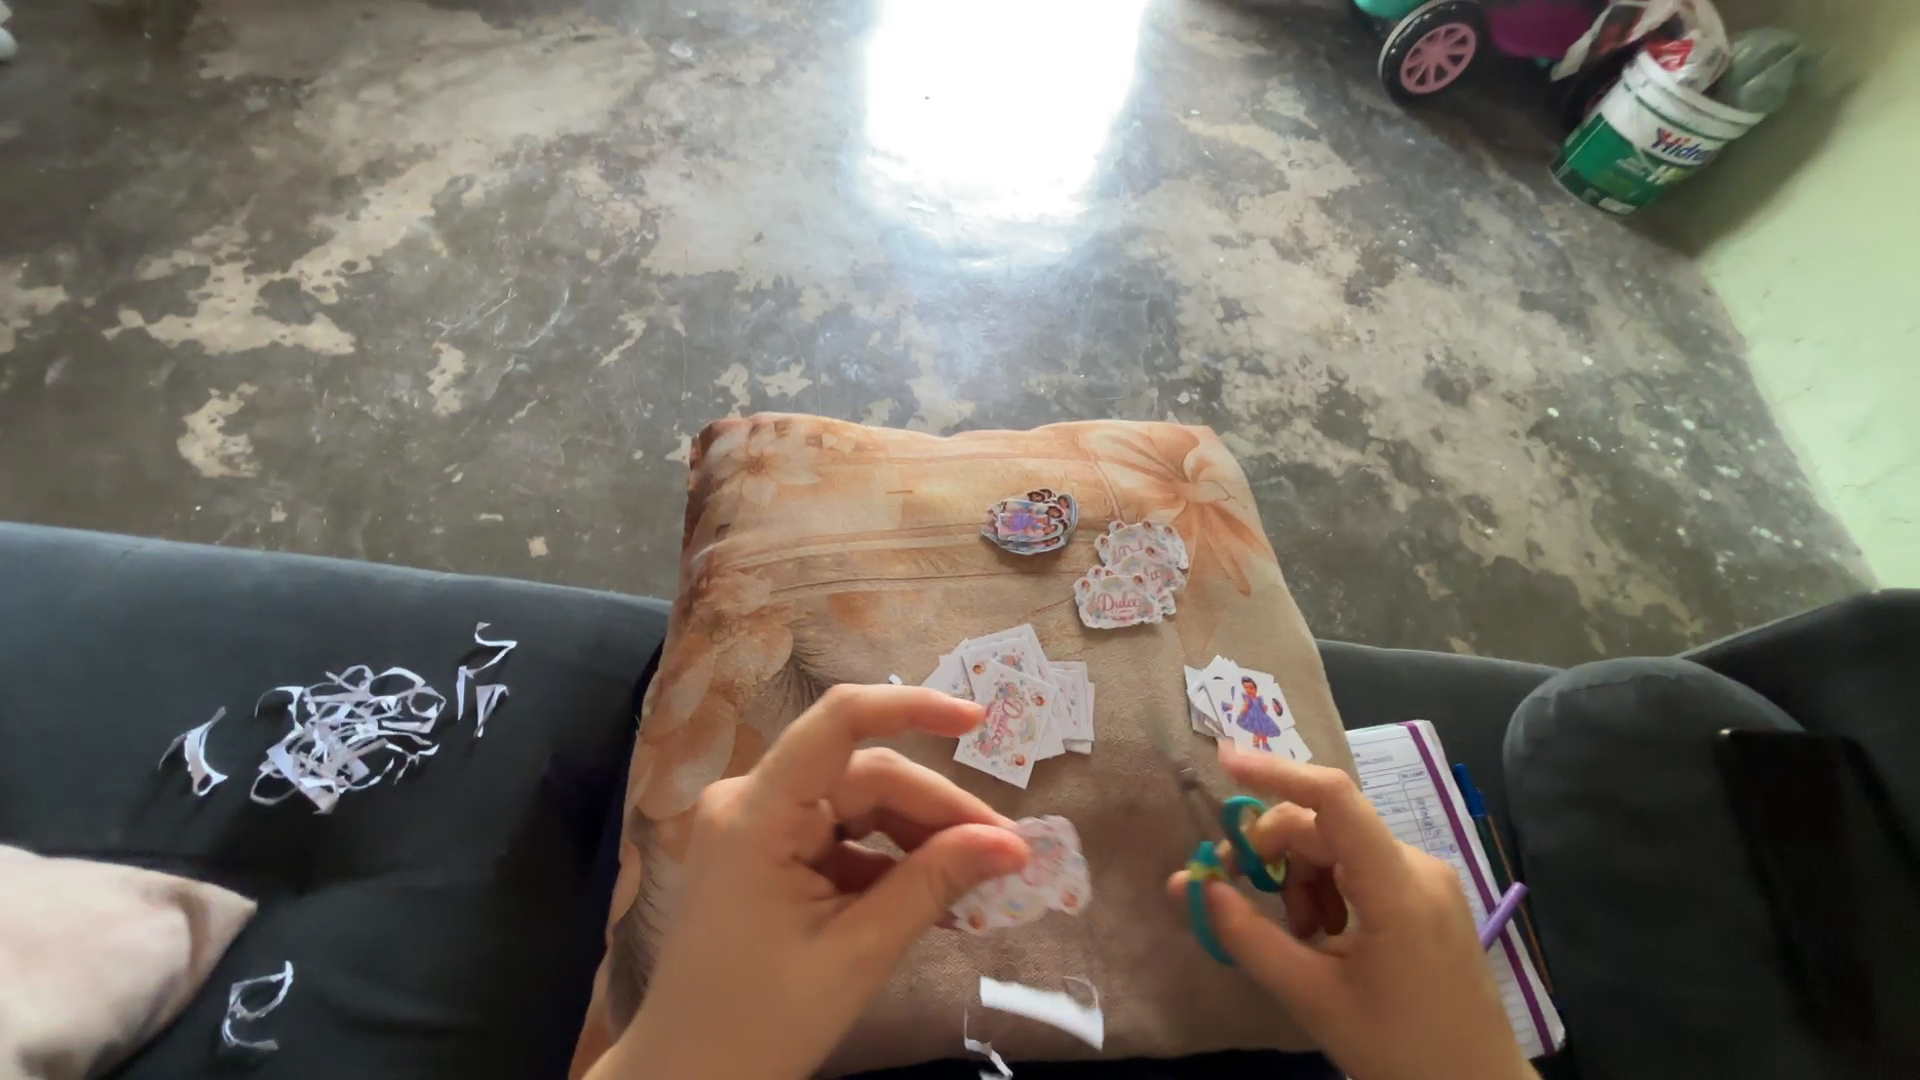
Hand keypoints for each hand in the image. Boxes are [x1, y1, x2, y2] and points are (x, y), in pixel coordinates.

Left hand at [596, 685, 1029, 1079]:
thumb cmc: (759, 1025)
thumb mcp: (858, 953)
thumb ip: (933, 885)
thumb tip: (1012, 846)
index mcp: (757, 813)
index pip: (838, 722)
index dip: (911, 707)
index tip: (976, 723)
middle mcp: (754, 799)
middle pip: (865, 774)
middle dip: (936, 809)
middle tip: (1004, 849)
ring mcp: (760, 822)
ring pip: (861, 802)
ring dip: (920, 835)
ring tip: (979, 875)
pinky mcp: (772, 848)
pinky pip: (845, 833)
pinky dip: (890, 859)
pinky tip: (936, 890)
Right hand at [1168, 746, 1535, 1079]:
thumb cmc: (1404, 1054)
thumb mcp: (1313, 999)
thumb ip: (1247, 937)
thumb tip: (1192, 883)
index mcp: (1397, 888)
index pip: (1333, 798)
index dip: (1275, 772)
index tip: (1224, 765)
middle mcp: (1416, 866)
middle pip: (1321, 825)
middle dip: (1272, 850)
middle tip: (1239, 890)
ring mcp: (1424, 878)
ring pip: (1333, 844)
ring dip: (1297, 875)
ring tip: (1298, 933)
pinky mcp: (1424, 894)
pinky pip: (1355, 865)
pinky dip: (1323, 887)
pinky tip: (1325, 934)